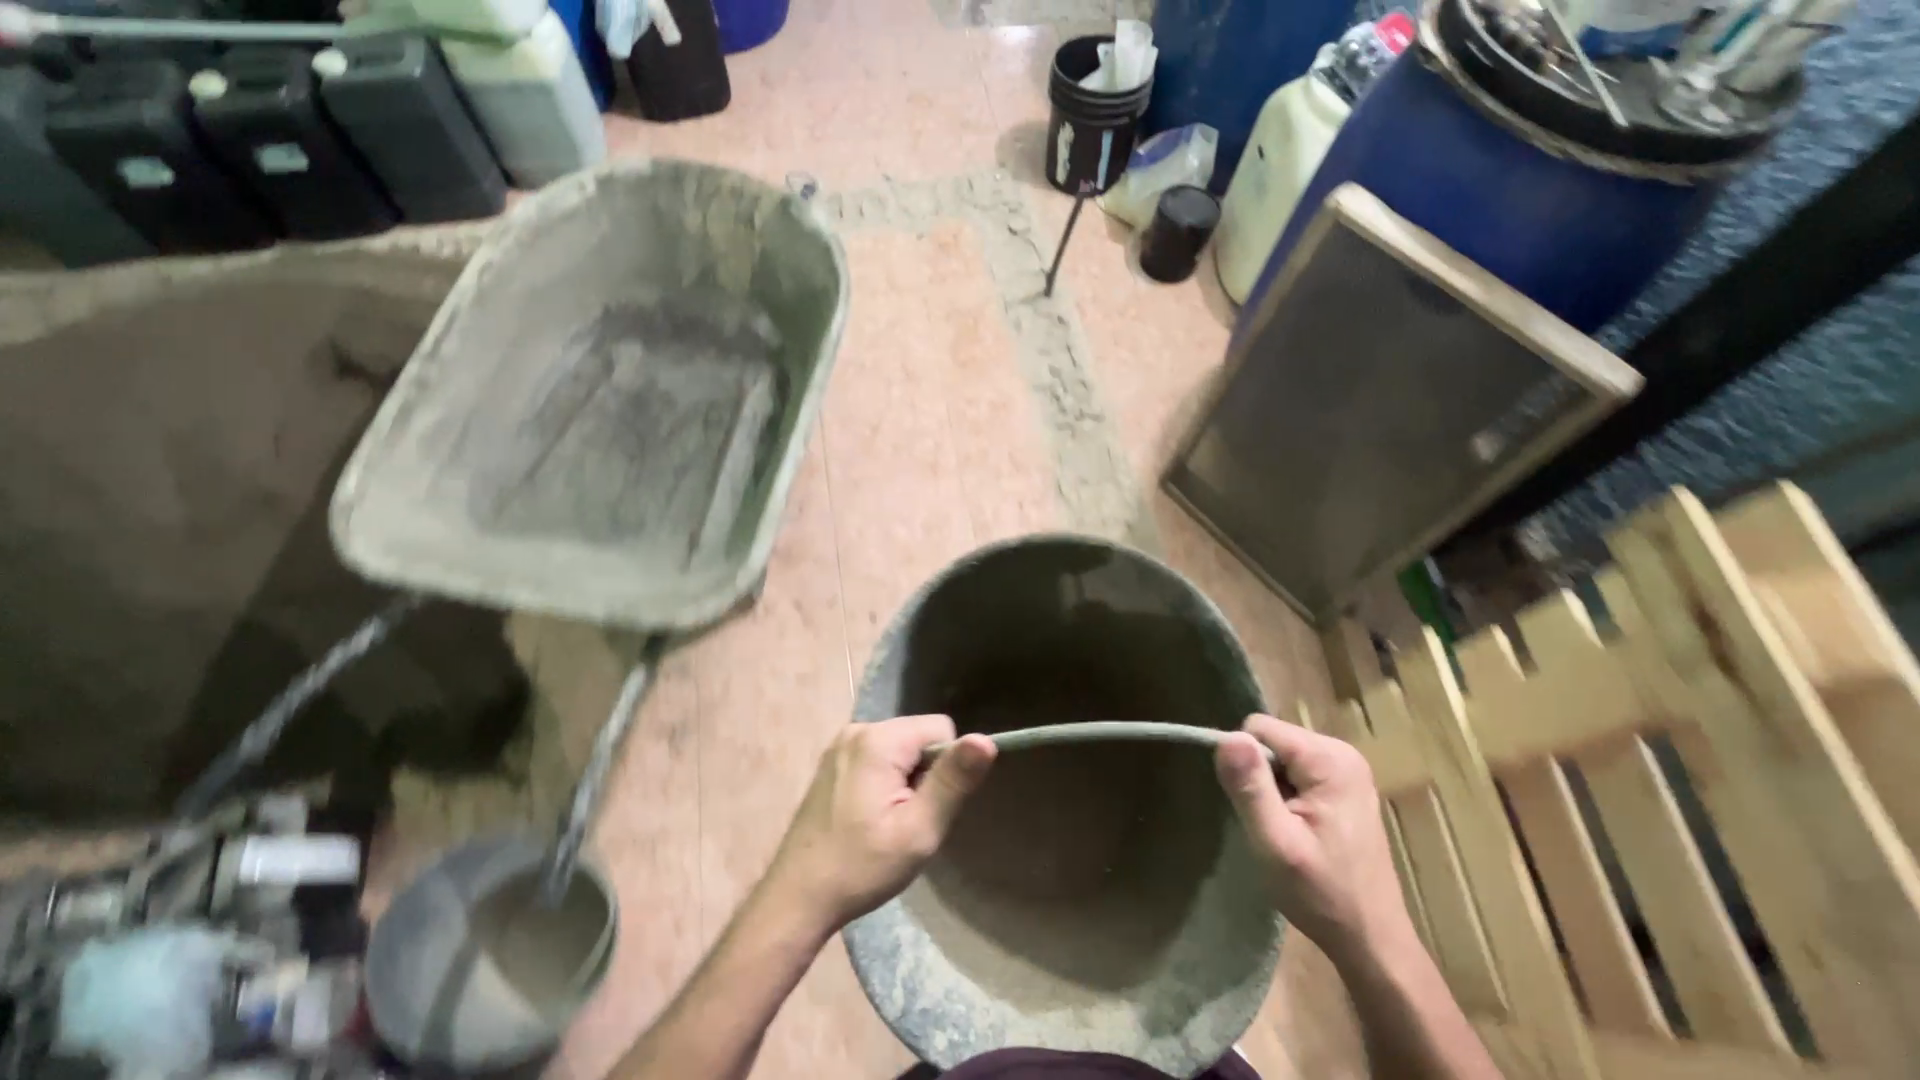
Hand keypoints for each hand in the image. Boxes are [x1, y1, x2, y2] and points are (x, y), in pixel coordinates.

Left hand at [764, 715, 996, 932]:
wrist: (798, 897)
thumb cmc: (862, 866)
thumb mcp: (919, 829)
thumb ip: (953, 780)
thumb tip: (986, 740)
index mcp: (878, 739)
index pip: (942, 729)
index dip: (946, 769)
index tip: (926, 808)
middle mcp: (856, 730)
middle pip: (918, 737)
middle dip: (924, 775)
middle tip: (906, 822)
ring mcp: (839, 746)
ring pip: (899, 750)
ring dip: (905, 782)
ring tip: (887, 824)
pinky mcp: (831, 764)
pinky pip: (877, 760)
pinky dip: (884, 784)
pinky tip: (869, 820)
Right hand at [1215, 714, 1410, 958]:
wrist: (1369, 937)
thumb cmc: (1321, 894)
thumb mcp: (1274, 843)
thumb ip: (1250, 788)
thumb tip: (1227, 737)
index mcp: (1330, 759)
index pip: (1259, 728)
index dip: (1244, 765)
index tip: (1255, 808)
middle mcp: (1343, 753)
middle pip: (1272, 740)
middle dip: (1260, 778)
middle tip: (1272, 826)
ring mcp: (1348, 769)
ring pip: (1281, 757)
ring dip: (1272, 790)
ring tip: (1286, 831)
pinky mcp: (1346, 787)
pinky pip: (1297, 772)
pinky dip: (1287, 797)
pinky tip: (1299, 832)